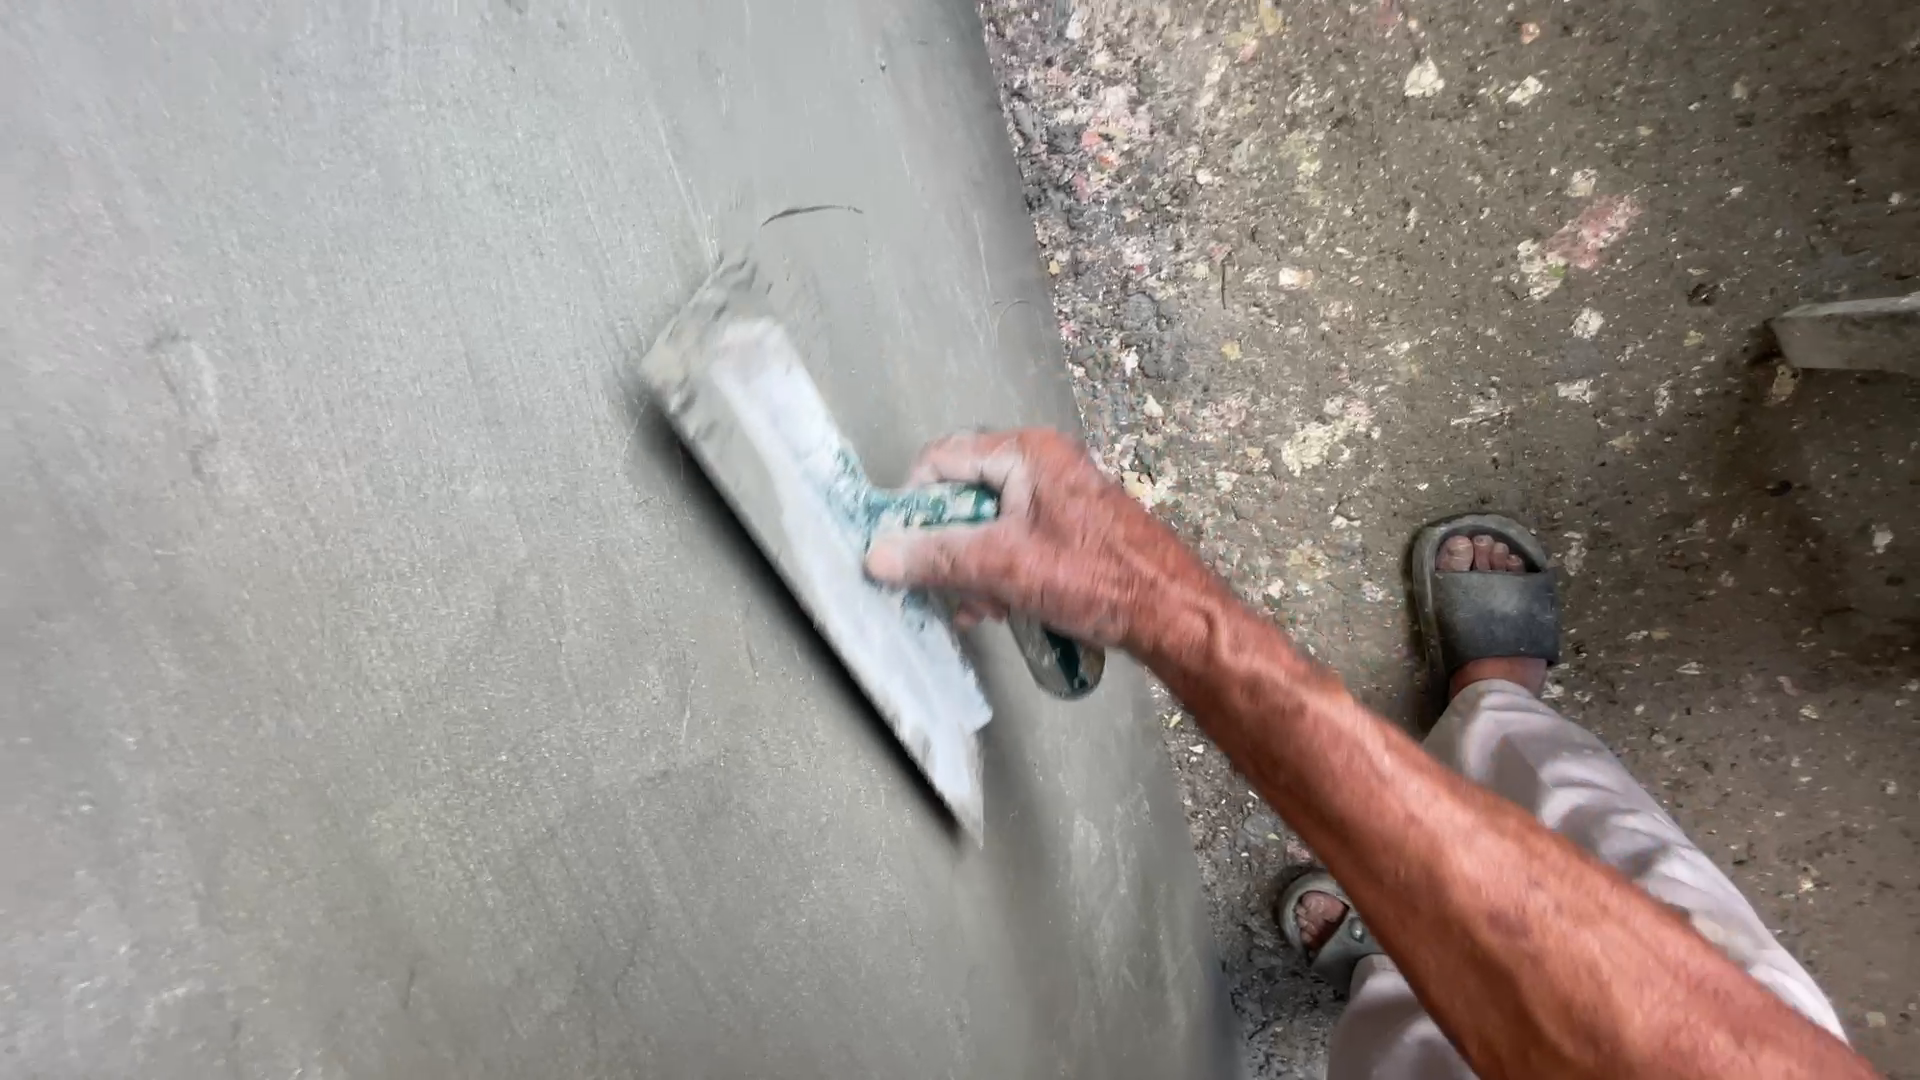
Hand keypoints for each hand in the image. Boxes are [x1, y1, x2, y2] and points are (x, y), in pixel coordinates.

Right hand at [863, 429, 1207, 651]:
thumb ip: (937, 558)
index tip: (900, 544)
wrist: (1172, 612)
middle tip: (943, 586)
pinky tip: (998, 607)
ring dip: (972, 567)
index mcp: (1026, 453)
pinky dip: (998, 571)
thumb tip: (878, 556)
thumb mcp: (1005, 566)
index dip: (913, 501)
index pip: (942, 458)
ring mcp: (1056, 497)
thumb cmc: (1097, 578)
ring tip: (979, 606)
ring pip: (987, 524)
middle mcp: (1041, 464)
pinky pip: (1014, 540)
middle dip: (947, 546)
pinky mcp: (1067, 527)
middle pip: (964, 495)